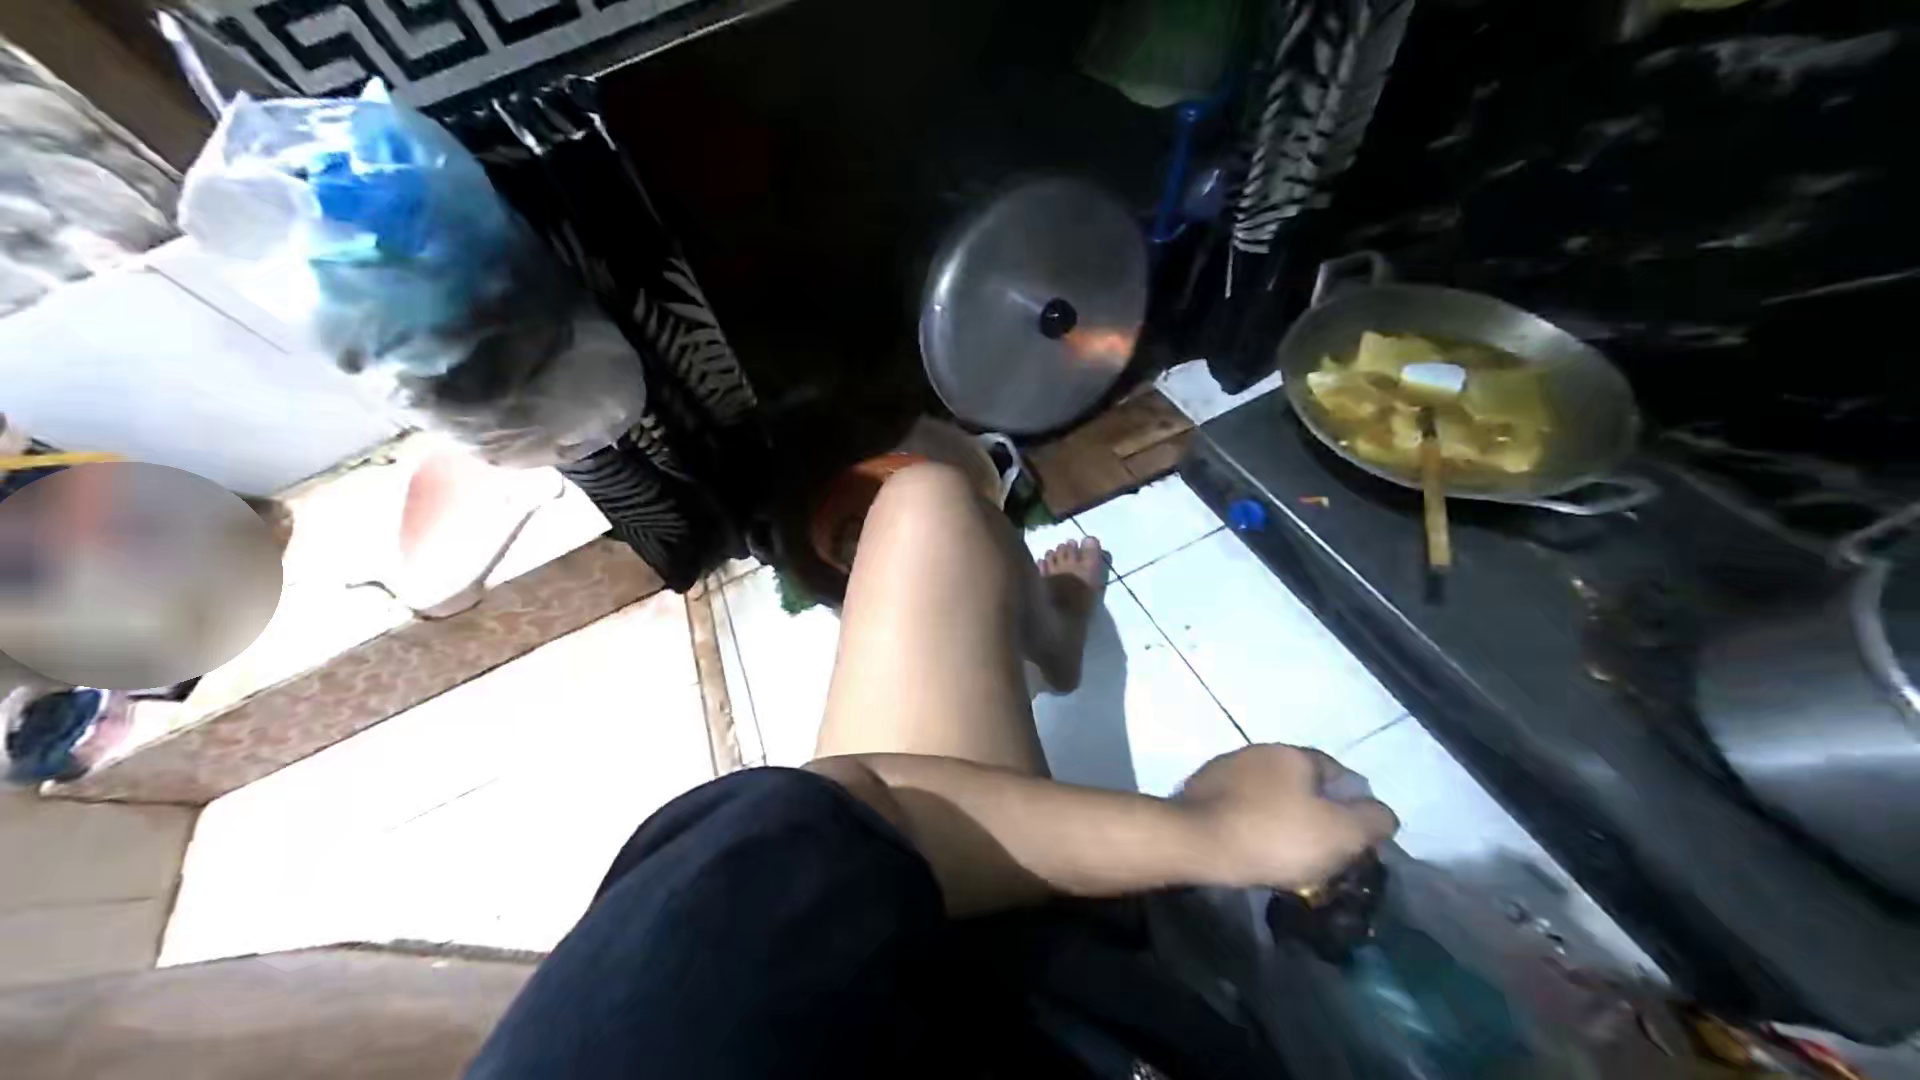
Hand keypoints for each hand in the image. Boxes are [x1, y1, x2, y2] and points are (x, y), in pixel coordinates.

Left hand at [1177, 744, 1398, 890]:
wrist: (1198, 841)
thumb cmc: (1275, 835)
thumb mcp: (1341, 833)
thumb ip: (1371, 820)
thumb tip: (1381, 812)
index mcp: (1292, 753)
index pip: (1337, 772)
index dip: (1354, 804)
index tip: (1359, 836)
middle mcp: (1258, 751)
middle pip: (1301, 782)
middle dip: (1317, 812)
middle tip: (1327, 849)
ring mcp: (1225, 768)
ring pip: (1269, 794)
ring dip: (1283, 818)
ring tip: (1292, 856)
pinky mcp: (1202, 789)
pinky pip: (1241, 806)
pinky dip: (1254, 823)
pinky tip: (1257, 848)